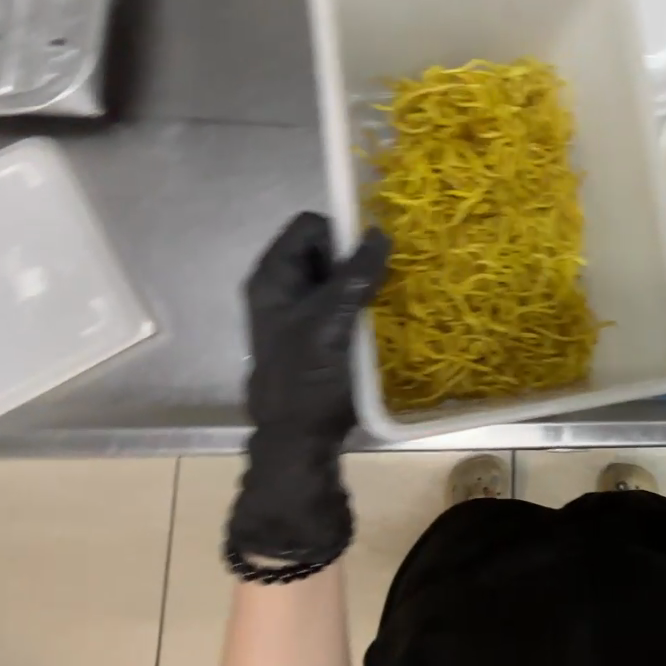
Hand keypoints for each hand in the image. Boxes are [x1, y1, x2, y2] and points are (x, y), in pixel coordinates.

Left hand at [227, 213, 390, 570]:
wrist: (300, 439)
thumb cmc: (307, 377)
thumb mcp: (331, 321)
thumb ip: (354, 274)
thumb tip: (379, 232)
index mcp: (273, 277)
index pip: (308, 226)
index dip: (340, 230)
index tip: (372, 250)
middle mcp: (284, 287)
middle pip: (326, 249)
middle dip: (357, 256)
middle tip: (389, 272)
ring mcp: (301, 311)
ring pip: (339, 276)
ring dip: (365, 280)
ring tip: (392, 292)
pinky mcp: (321, 333)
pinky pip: (345, 302)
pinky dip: (365, 302)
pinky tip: (386, 315)